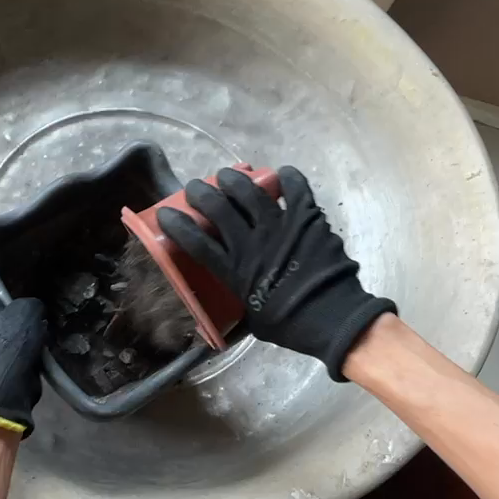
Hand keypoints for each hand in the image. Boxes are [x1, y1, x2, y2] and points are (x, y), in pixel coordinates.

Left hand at [0, 263, 48, 435]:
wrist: (10, 385)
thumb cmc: (12, 343)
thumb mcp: (28, 312)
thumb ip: (31, 302)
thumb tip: (34, 307)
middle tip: (21, 273)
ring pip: (0, 316)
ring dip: (13, 308)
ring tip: (35, 297)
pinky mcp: (1, 355)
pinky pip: (12, 334)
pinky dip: (22, 327)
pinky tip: (40, 323)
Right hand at [158, 166, 395, 380]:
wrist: (332, 319)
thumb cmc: (289, 325)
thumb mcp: (251, 321)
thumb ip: (237, 307)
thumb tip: (224, 320)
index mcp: (234, 271)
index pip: (196, 241)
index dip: (177, 224)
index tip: (166, 213)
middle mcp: (252, 243)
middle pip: (219, 209)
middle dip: (201, 194)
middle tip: (195, 188)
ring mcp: (280, 228)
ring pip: (250, 193)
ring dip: (234, 180)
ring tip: (226, 175)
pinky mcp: (307, 220)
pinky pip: (296, 190)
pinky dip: (288, 179)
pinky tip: (281, 173)